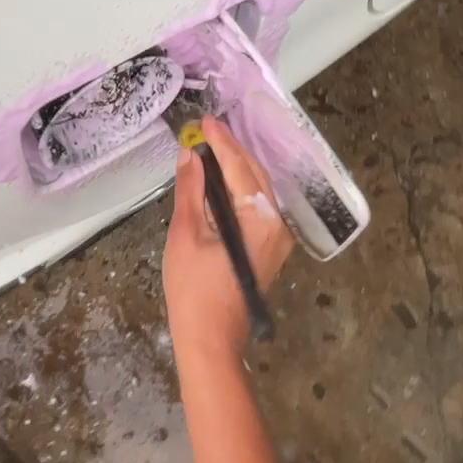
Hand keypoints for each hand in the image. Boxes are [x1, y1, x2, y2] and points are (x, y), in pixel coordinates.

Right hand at [163, 116, 293, 363]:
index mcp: (259, 219)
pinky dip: (240, 186)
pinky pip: (257, 204)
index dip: (220, 142)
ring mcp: (277, 238)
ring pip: (258, 188)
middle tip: (206, 129)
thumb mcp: (186, 233)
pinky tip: (222, 178)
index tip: (205, 121)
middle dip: (230, 149)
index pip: (239, 167)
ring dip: (236, 165)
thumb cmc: (194, 290)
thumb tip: (189, 154)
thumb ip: (190, 189)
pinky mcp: (270, 247)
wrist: (211, 340)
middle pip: (254, 174)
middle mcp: (276, 224)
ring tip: (211, 146)